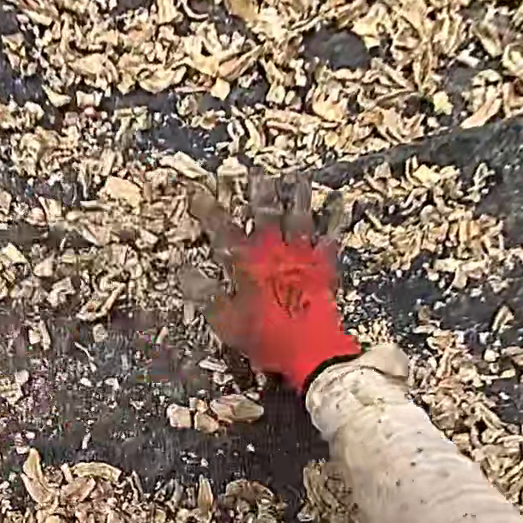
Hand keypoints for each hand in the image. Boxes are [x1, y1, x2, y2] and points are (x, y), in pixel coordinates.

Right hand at [186, 174, 360, 387]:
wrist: (311, 350)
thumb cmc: (264, 338)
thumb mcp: (226, 322)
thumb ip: (206, 295)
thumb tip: (183, 271)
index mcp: (248, 266)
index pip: (222, 232)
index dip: (208, 212)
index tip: (198, 194)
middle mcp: (275, 254)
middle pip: (265, 214)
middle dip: (257, 192)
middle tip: (255, 172)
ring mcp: (302, 257)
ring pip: (300, 218)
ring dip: (297, 196)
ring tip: (295, 177)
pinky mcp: (325, 266)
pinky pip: (331, 235)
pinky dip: (335, 217)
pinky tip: (338, 200)